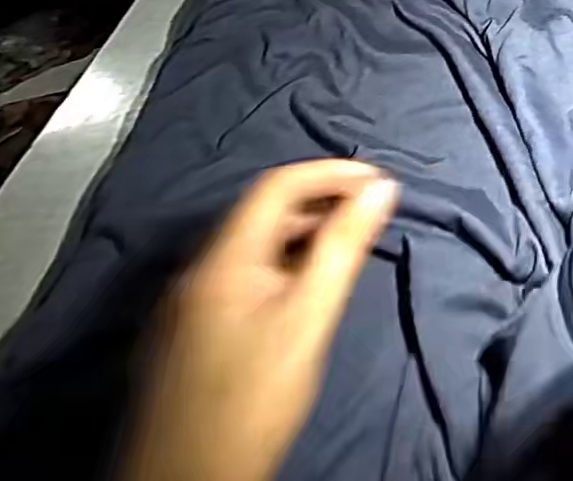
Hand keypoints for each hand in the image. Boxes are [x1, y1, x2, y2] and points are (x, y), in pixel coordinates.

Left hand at [118, 160, 400, 480]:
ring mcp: (190, 301)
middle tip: (370, 209)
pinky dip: (285, 256)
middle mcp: (199, 269)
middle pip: (265, 210)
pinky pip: (245, 269)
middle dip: (323, 198)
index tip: (377, 181)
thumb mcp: (309, 317)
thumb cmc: (255, 399)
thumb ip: (344, 246)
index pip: (277, 185)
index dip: (330, 172)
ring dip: (306, 227)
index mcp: (223, 260)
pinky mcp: (192, 328)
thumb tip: (381, 188)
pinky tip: (310, 278)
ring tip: (350, 238)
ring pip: (256, 241)